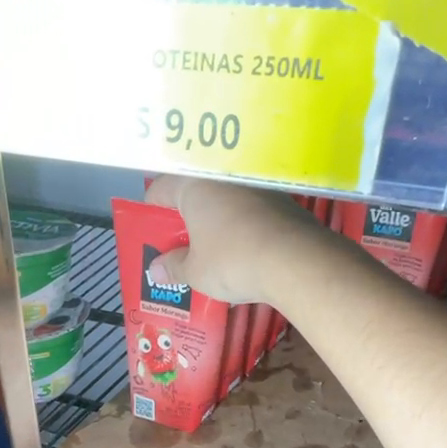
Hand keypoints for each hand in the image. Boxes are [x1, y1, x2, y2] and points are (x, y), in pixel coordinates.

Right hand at [143, 176, 339, 304]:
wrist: (295, 260)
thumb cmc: (232, 261)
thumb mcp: (195, 272)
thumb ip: (173, 268)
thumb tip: (155, 269)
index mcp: (193, 185)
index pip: (159, 191)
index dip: (151, 214)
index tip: (151, 235)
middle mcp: (222, 174)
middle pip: (193, 195)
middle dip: (184, 222)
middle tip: (179, 249)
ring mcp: (254, 184)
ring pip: (223, 202)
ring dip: (214, 224)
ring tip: (211, 255)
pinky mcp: (280, 199)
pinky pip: (248, 212)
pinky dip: (240, 228)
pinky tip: (241, 254)